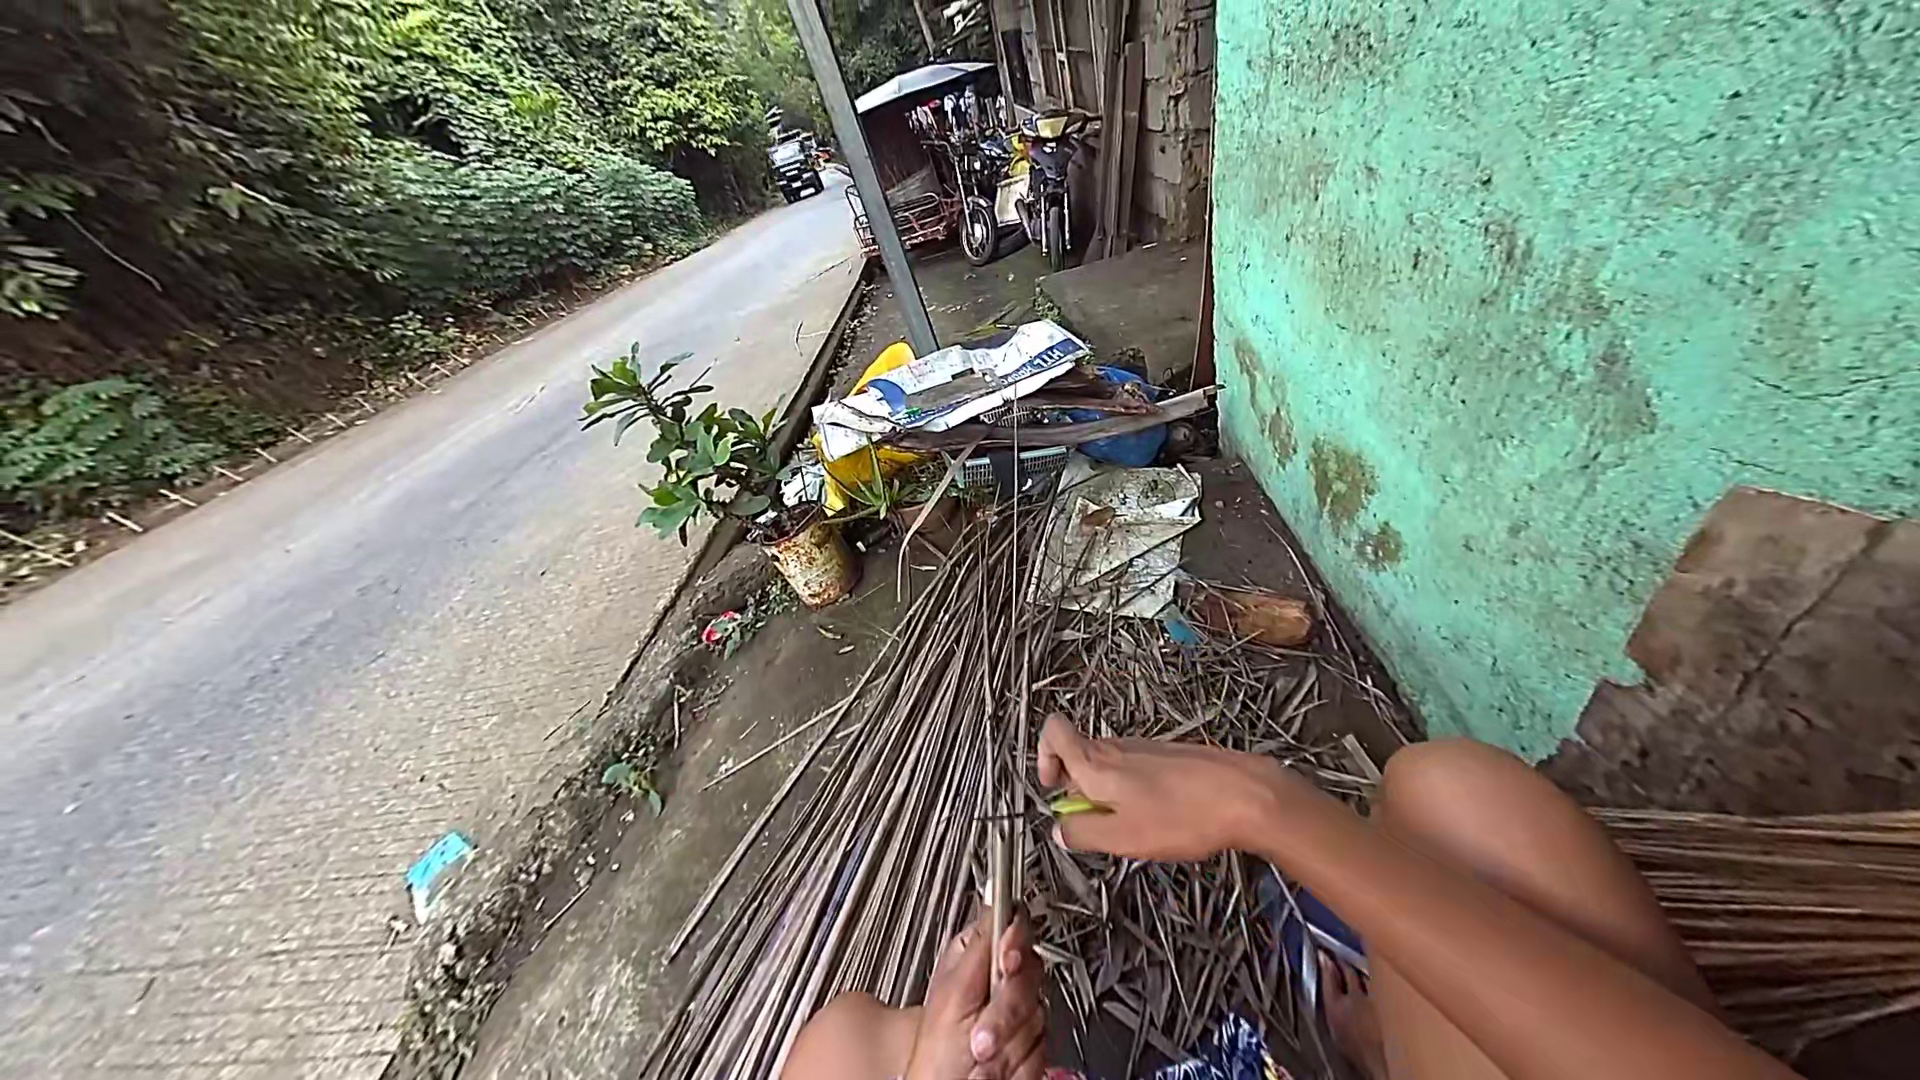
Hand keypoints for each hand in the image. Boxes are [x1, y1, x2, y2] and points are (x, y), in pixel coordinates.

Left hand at [904, 910, 1045, 1079]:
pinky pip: (1042, 1046)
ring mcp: (1016, 1010)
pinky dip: (1019, 1065)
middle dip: (1006, 1010)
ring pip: (1038, 1012)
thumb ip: (981, 945)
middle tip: (982, 1034)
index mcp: (976, 954)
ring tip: (982, 1056)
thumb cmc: (935, 1054)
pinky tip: (997, 1068)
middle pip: (1029, 971)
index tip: (1007, 963)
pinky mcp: (1031, 1042)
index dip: (1014, 943)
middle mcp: (999, 977)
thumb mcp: (954, 991)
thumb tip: (998, 899)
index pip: (1012, 927)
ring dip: (1009, 1043)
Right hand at [1037, 712, 1292, 860]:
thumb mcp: (1123, 838)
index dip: (1043, 756)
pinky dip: (1133, 791)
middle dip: (1078, 789)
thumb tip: (1059, 830)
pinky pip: (1133, 769)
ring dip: (1106, 793)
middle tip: (1099, 823)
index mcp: (1095, 762)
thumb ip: (1083, 833)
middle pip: (1077, 754)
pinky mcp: (1165, 756)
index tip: (1053, 787)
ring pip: (1106, 765)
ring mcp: (1141, 748)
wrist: (1244, 795)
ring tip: (1134, 825)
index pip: (1053, 731)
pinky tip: (1160, 817)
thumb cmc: (1182, 816)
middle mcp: (1114, 748)